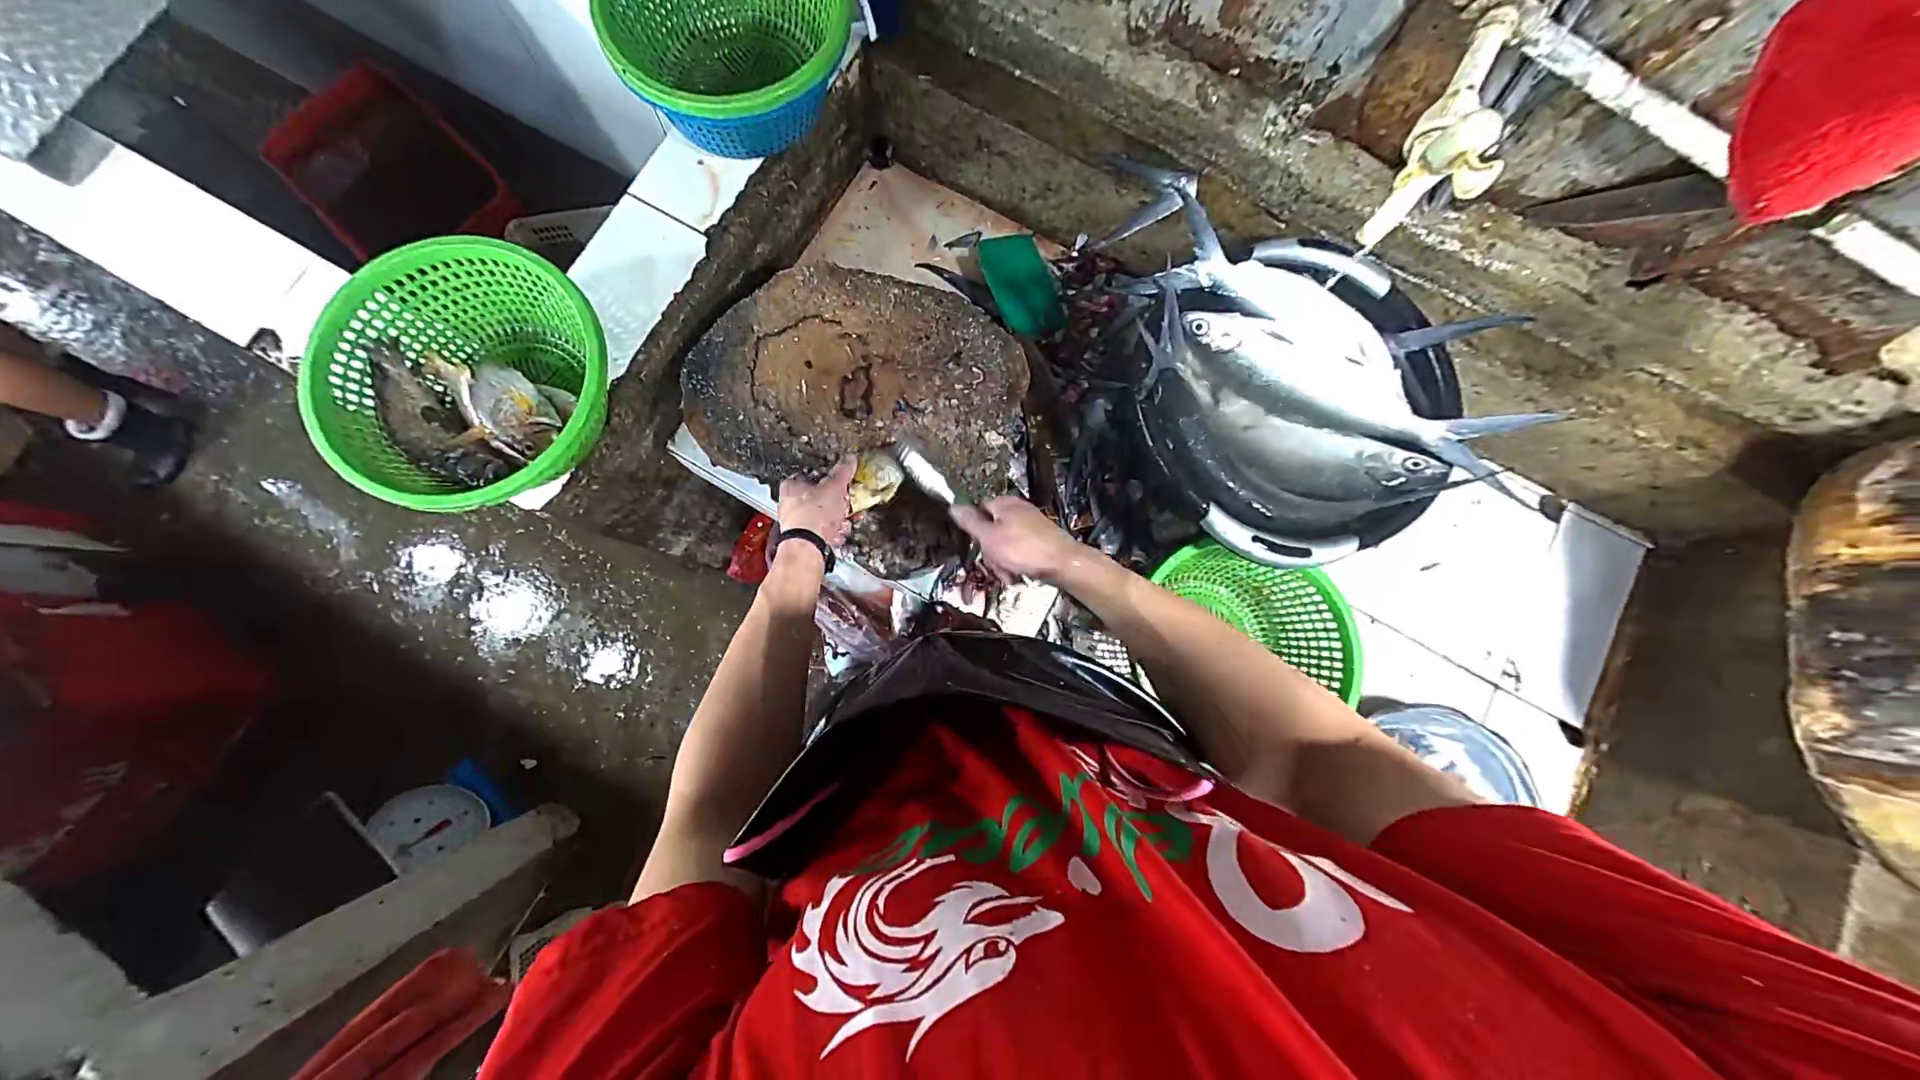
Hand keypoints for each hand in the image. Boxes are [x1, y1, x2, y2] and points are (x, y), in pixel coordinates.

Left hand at [776, 454, 856, 545]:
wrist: (809, 546)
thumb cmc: (813, 515)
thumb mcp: (834, 487)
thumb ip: (842, 473)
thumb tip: (848, 460)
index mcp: (791, 486)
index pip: (812, 477)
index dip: (830, 481)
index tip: (842, 485)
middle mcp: (789, 505)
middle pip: (819, 499)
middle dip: (837, 504)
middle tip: (846, 504)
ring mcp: (796, 524)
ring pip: (822, 518)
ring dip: (837, 520)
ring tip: (845, 522)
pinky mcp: (804, 540)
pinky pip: (822, 533)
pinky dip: (832, 533)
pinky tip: (839, 534)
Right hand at [950, 496, 1096, 584]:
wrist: (1063, 564)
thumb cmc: (1027, 550)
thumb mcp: (989, 537)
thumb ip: (970, 522)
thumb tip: (954, 508)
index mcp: (1004, 504)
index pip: (978, 510)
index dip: (974, 530)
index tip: (976, 544)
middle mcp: (1018, 510)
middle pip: (991, 530)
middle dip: (990, 551)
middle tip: (994, 563)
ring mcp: (1030, 525)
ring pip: (1005, 544)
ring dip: (1002, 561)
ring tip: (1008, 572)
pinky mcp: (1039, 540)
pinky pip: (1019, 551)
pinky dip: (1016, 563)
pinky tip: (1018, 573)